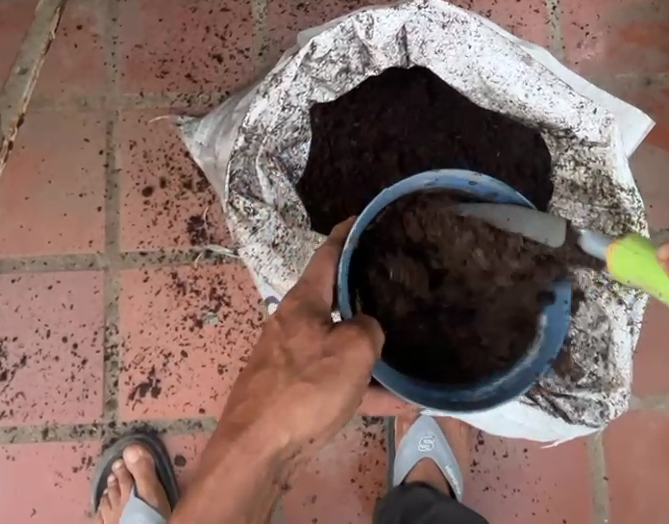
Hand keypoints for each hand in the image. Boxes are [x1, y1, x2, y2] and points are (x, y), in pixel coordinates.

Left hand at [211, 220, 383, 474]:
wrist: (258, 449)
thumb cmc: (305, 388)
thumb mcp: (353, 350)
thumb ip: (369, 329)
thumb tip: (368, 329)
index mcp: (304, 300)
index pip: (327, 254)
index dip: (347, 235)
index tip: (364, 220)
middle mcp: (295, 322)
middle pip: (335, 300)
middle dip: (364, 293)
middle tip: (397, 286)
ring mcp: (293, 358)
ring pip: (339, 345)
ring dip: (371, 351)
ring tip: (409, 351)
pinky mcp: (295, 392)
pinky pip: (337, 382)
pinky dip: (365, 390)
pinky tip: (401, 403)